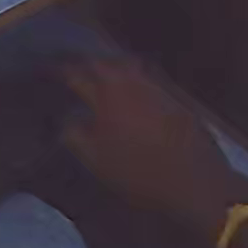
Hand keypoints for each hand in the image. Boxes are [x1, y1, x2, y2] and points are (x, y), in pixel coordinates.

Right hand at [61, 59, 247, 243]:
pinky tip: (132, 88)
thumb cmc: (139, 173)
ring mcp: (156, 91)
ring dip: (111, 65)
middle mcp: (129, 86)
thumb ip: (73, 135)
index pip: (75, 74)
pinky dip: (135, 78)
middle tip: (74, 65)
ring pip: (129, 66)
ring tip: (101, 70)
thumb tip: (65, 120)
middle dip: (85, 61)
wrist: (199, 186)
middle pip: (103, 62)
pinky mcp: (177, 102)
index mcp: (104, 97)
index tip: (48, 70)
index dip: (59, 70)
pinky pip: (149, 79)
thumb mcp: (95, 160)